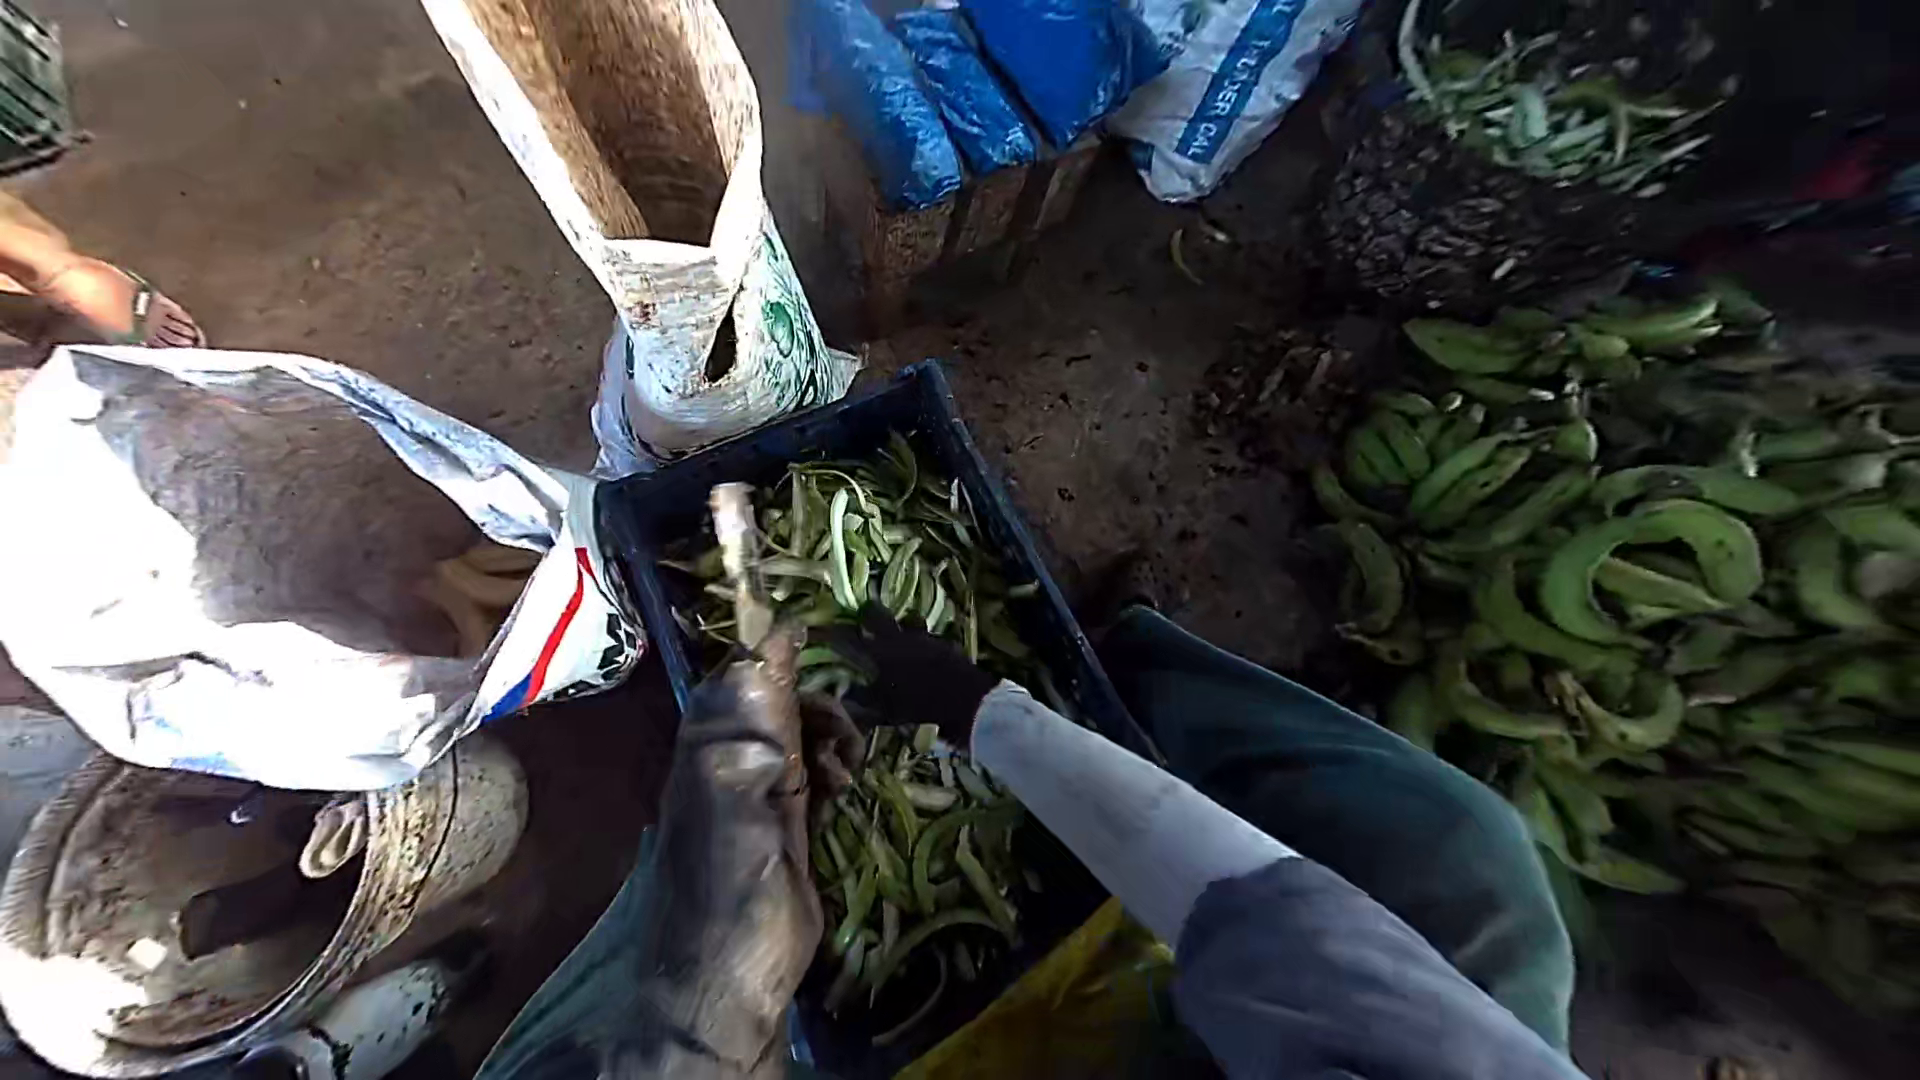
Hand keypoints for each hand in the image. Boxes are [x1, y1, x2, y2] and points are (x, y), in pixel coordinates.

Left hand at [642, 626, 819, 1071]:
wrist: (734, 965)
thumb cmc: (730, 864)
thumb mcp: (738, 775)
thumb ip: (755, 704)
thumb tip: (775, 634)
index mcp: (713, 741)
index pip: (743, 676)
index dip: (778, 656)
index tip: (814, 642)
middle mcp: (735, 757)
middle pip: (784, 704)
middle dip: (819, 709)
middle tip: (844, 736)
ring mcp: (763, 788)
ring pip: (805, 736)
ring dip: (833, 740)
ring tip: (847, 768)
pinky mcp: (790, 816)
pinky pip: (817, 770)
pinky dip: (835, 769)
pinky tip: (845, 787)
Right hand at [815, 606, 999, 745]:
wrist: (965, 697)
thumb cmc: (920, 705)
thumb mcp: (886, 711)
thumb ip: (863, 702)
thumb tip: (843, 697)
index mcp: (879, 653)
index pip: (846, 639)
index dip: (830, 633)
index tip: (817, 628)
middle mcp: (898, 638)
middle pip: (875, 615)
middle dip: (865, 614)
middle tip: (859, 615)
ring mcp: (922, 637)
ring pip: (906, 619)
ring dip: (900, 624)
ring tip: (898, 630)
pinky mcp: (942, 642)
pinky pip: (928, 635)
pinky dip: (923, 640)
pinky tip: (924, 649)